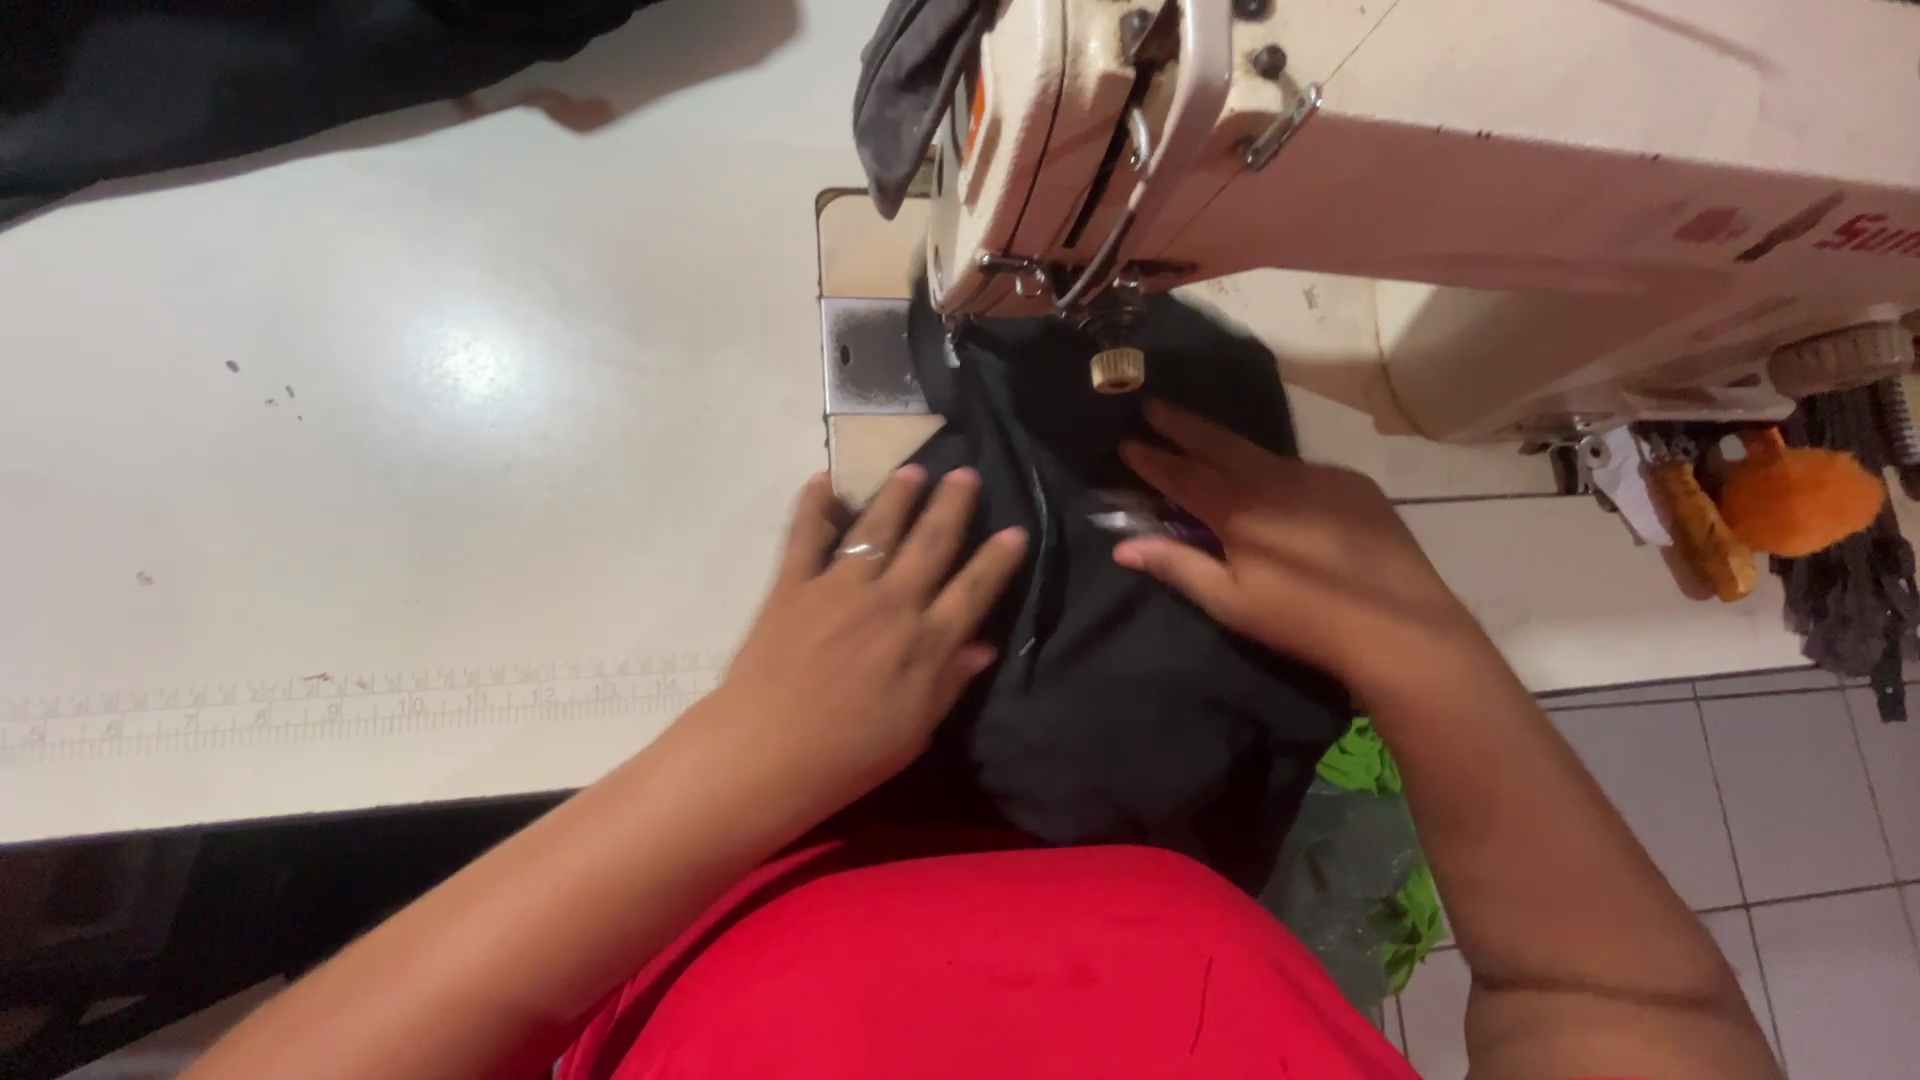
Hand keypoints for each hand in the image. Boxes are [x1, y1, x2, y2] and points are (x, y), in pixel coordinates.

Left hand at [711, 466, 1026, 818]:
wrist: (765, 754)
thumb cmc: (848, 756)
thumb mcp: (915, 731)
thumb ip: (949, 682)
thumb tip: (983, 646)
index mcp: (924, 643)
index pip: (973, 590)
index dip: (997, 560)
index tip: (1015, 531)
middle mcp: (889, 603)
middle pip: (930, 544)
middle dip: (952, 506)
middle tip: (965, 473)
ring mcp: (839, 588)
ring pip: (876, 528)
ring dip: (897, 494)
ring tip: (913, 469)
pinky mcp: (792, 586)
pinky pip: (805, 536)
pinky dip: (813, 505)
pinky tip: (822, 479)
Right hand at [1112, 402, 1481, 690]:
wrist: (1399, 626)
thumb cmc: (1302, 620)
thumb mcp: (1229, 602)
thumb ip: (1177, 566)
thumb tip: (1122, 547)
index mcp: (1239, 509)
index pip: (1183, 475)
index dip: (1152, 459)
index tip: (1127, 441)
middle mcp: (1276, 480)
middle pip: (1219, 444)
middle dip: (1183, 424)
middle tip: (1155, 405)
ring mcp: (1319, 477)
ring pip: (1261, 453)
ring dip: (1226, 445)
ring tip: (1207, 442)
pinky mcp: (1353, 484)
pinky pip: (1301, 471)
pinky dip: (1275, 473)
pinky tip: (1278, 491)